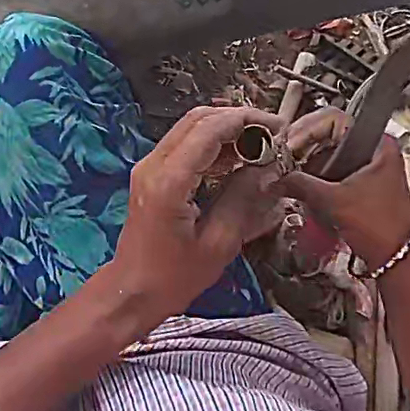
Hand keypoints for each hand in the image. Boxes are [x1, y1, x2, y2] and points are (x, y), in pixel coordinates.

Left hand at [113, 106, 284, 320]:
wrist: (132, 291)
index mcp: (169, 181)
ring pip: (190, 128)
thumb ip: (243, 198)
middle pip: (197, 120)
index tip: (278, 126)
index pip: (208, 130)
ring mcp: (149, 166)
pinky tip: (238, 158)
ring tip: (261, 144)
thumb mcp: (219, 243)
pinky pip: (184, 145)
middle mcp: (153, 164)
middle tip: (273, 132)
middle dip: (238, 119)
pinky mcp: (152, 173)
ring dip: (226, 129)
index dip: (246, 121)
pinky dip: (213, 144)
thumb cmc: (173, 277)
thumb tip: (268, 167)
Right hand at [280, 107, 409, 270]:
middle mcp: (374, 149)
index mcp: (377, 144)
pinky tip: (302, 183)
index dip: (306, 131)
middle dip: (303, 147)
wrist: (396, 258)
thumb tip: (278, 177)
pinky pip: (332, 168)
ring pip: (328, 152)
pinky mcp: (361, 181)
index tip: (290, 146)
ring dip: (307, 161)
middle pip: (328, 134)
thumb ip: (302, 184)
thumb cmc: (380, 227)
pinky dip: (316, 175)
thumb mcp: (334, 201)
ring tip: (290, 171)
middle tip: (285, 157)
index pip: (332, 120)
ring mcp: (367, 165)